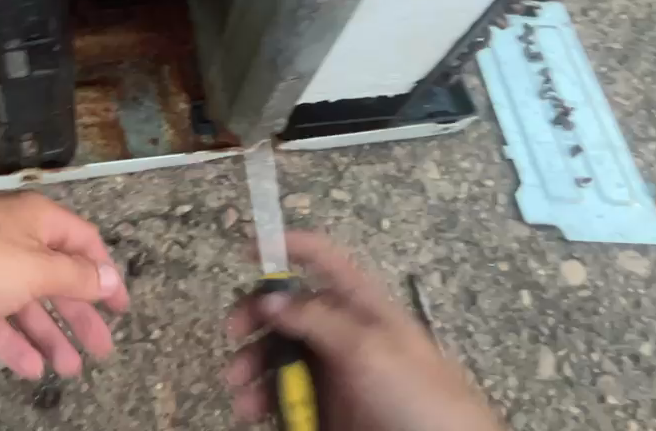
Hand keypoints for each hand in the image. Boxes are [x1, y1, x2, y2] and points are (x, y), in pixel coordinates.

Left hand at [0, 192, 129, 378]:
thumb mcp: (35, 268)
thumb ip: (74, 276)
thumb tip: (108, 277)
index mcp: (36, 220)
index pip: (82, 242)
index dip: (104, 274)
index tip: (121, 308)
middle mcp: (14, 237)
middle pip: (56, 275)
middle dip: (79, 312)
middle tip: (101, 350)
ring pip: (26, 300)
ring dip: (49, 333)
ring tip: (70, 369)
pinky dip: (14, 340)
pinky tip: (31, 368)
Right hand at [224, 234, 504, 430]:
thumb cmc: (422, 399)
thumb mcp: (370, 350)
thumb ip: (316, 319)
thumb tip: (268, 297)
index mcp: (361, 306)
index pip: (321, 258)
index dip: (287, 245)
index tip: (247, 249)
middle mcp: (344, 333)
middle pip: (287, 309)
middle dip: (254, 318)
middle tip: (232, 333)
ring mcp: (337, 374)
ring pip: (280, 356)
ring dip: (253, 366)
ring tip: (240, 392)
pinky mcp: (331, 412)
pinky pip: (287, 397)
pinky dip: (264, 401)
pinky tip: (253, 411)